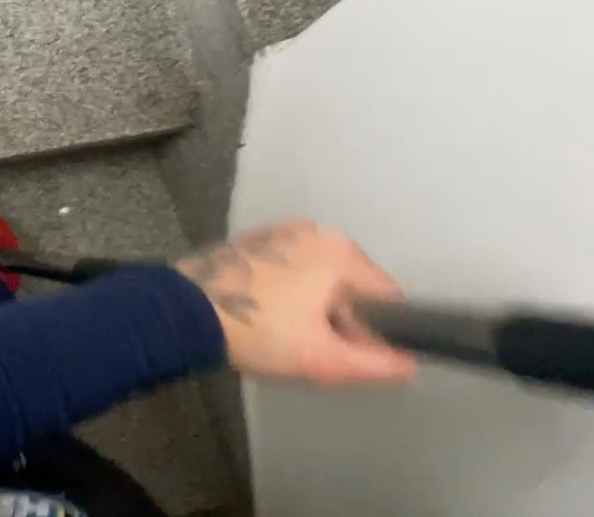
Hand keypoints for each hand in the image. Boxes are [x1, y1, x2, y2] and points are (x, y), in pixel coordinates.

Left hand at [174, 220, 416, 385]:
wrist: (185, 309)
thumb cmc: (260, 330)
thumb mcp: (328, 360)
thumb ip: (380, 365)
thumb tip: (408, 363)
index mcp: (339, 248)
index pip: (387, 300)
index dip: (373, 334)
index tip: (341, 349)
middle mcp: (311, 229)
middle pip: (351, 287)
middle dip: (340, 319)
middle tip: (307, 342)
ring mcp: (277, 231)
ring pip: (318, 280)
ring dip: (310, 308)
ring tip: (281, 330)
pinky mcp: (250, 241)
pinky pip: (289, 271)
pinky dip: (286, 293)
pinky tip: (263, 314)